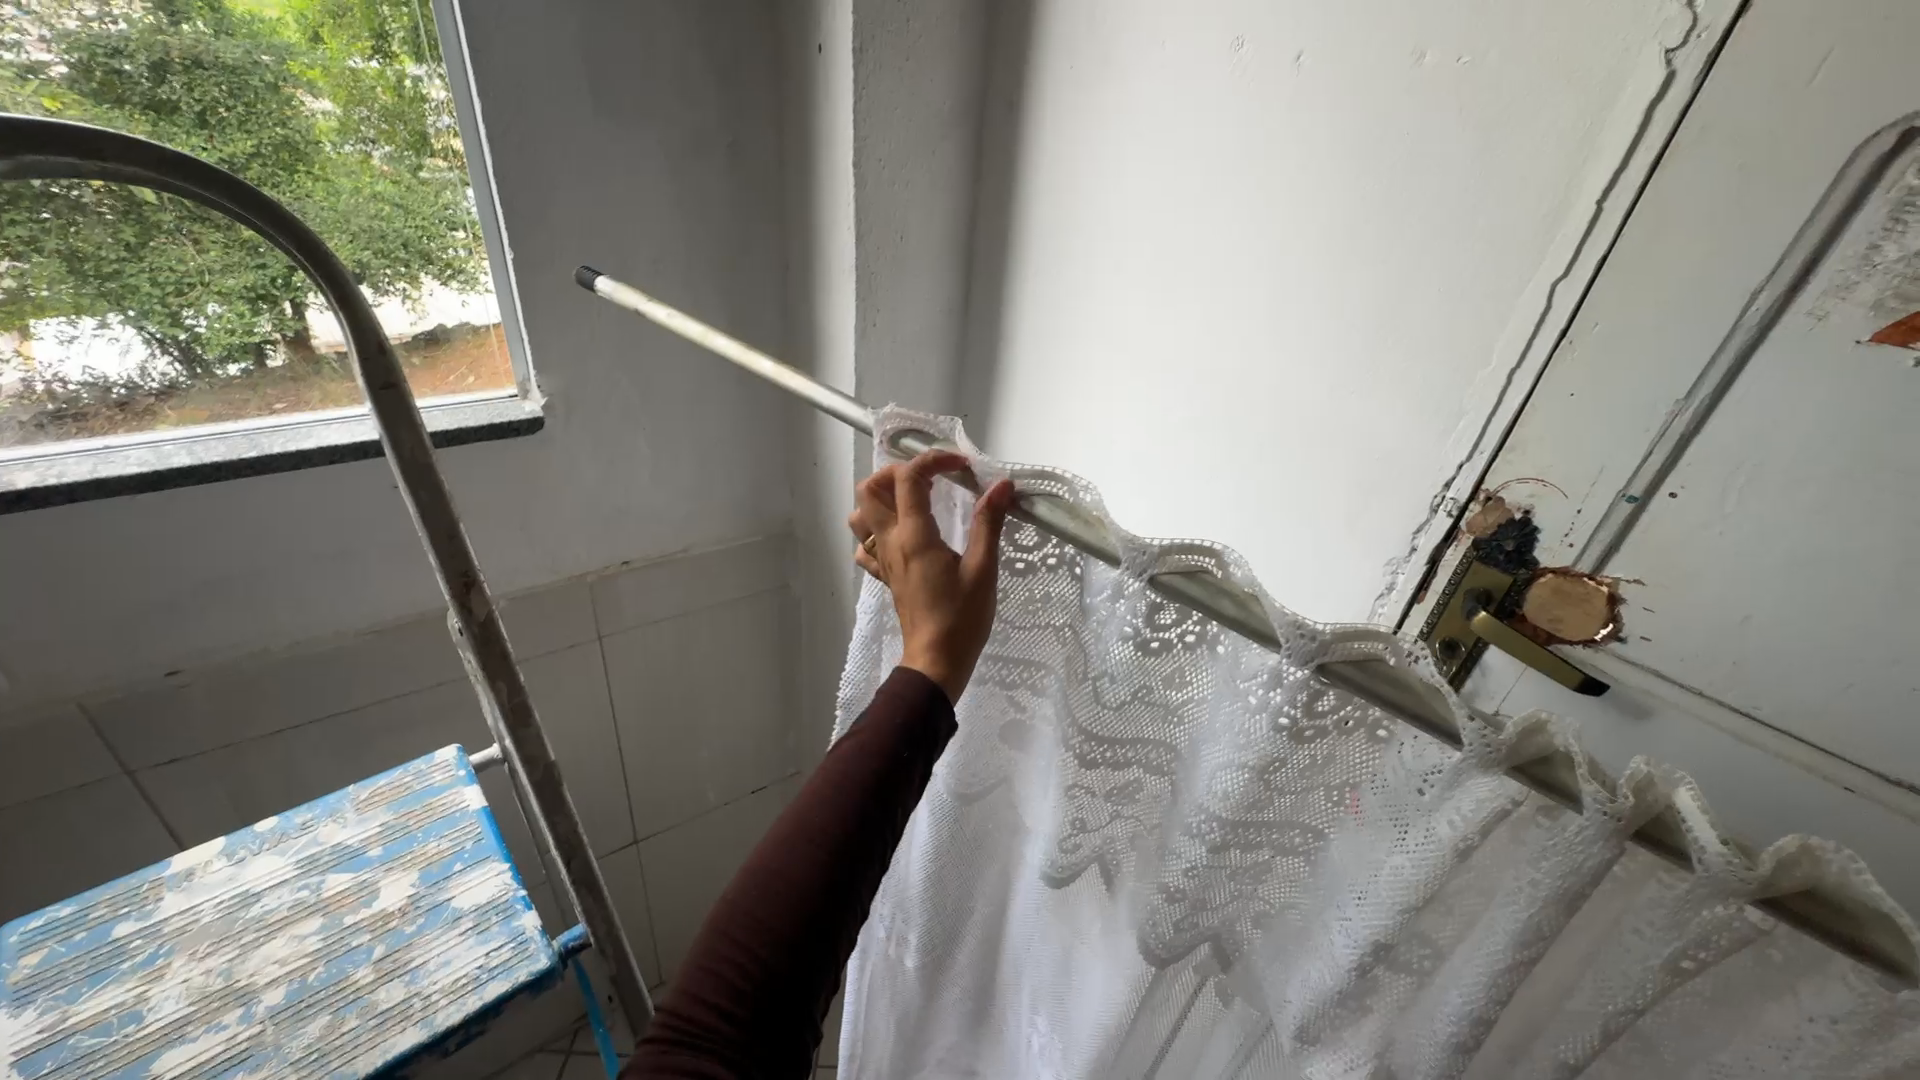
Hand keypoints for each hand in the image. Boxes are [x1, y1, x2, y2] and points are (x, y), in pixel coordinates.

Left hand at [848, 449, 1015, 703]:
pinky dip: (877, 530)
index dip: (934, 461)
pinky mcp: (885, 576)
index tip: (962, 467)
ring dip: (882, 498)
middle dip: (898, 472)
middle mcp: (890, 541)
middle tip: (931, 478)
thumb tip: (1001, 485)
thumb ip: (989, 522)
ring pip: (861, 514)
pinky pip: (866, 545)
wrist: (936, 661)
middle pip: (870, 488)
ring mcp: (882, 560)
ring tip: (914, 500)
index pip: (909, 478)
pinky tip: (902, 535)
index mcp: (914, 535)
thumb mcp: (984, 568)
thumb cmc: (962, 618)